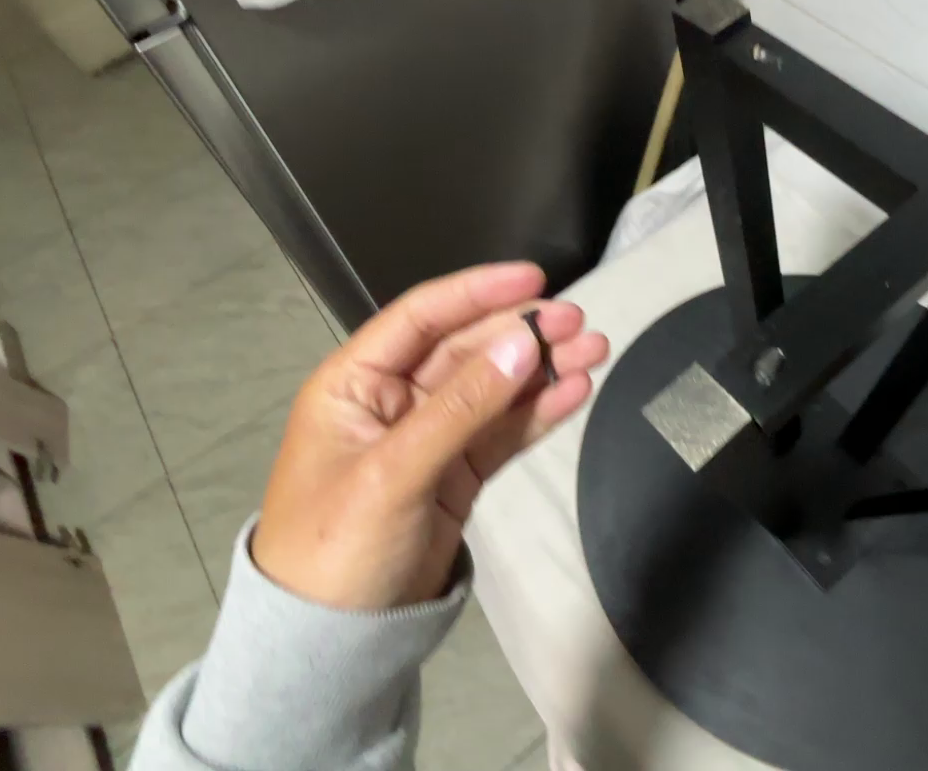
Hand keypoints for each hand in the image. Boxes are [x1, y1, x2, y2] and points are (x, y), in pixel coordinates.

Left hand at [252, 262, 609, 609]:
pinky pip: (503, 431)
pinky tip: (575, 392)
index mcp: (356, 381)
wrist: (332, 647)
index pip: (422, 316)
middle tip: (578, 321)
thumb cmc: (338, 547)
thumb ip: (462, 406)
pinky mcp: (458, 472)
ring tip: (594, 350)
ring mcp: (430, 436)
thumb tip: (523, 342)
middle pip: (467, 349)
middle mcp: (394, 398)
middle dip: (521, 332)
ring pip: (494, 388)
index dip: (478, 292)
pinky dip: (538, 412)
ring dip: (542, 369)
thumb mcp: (394, 472)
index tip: (535, 279)